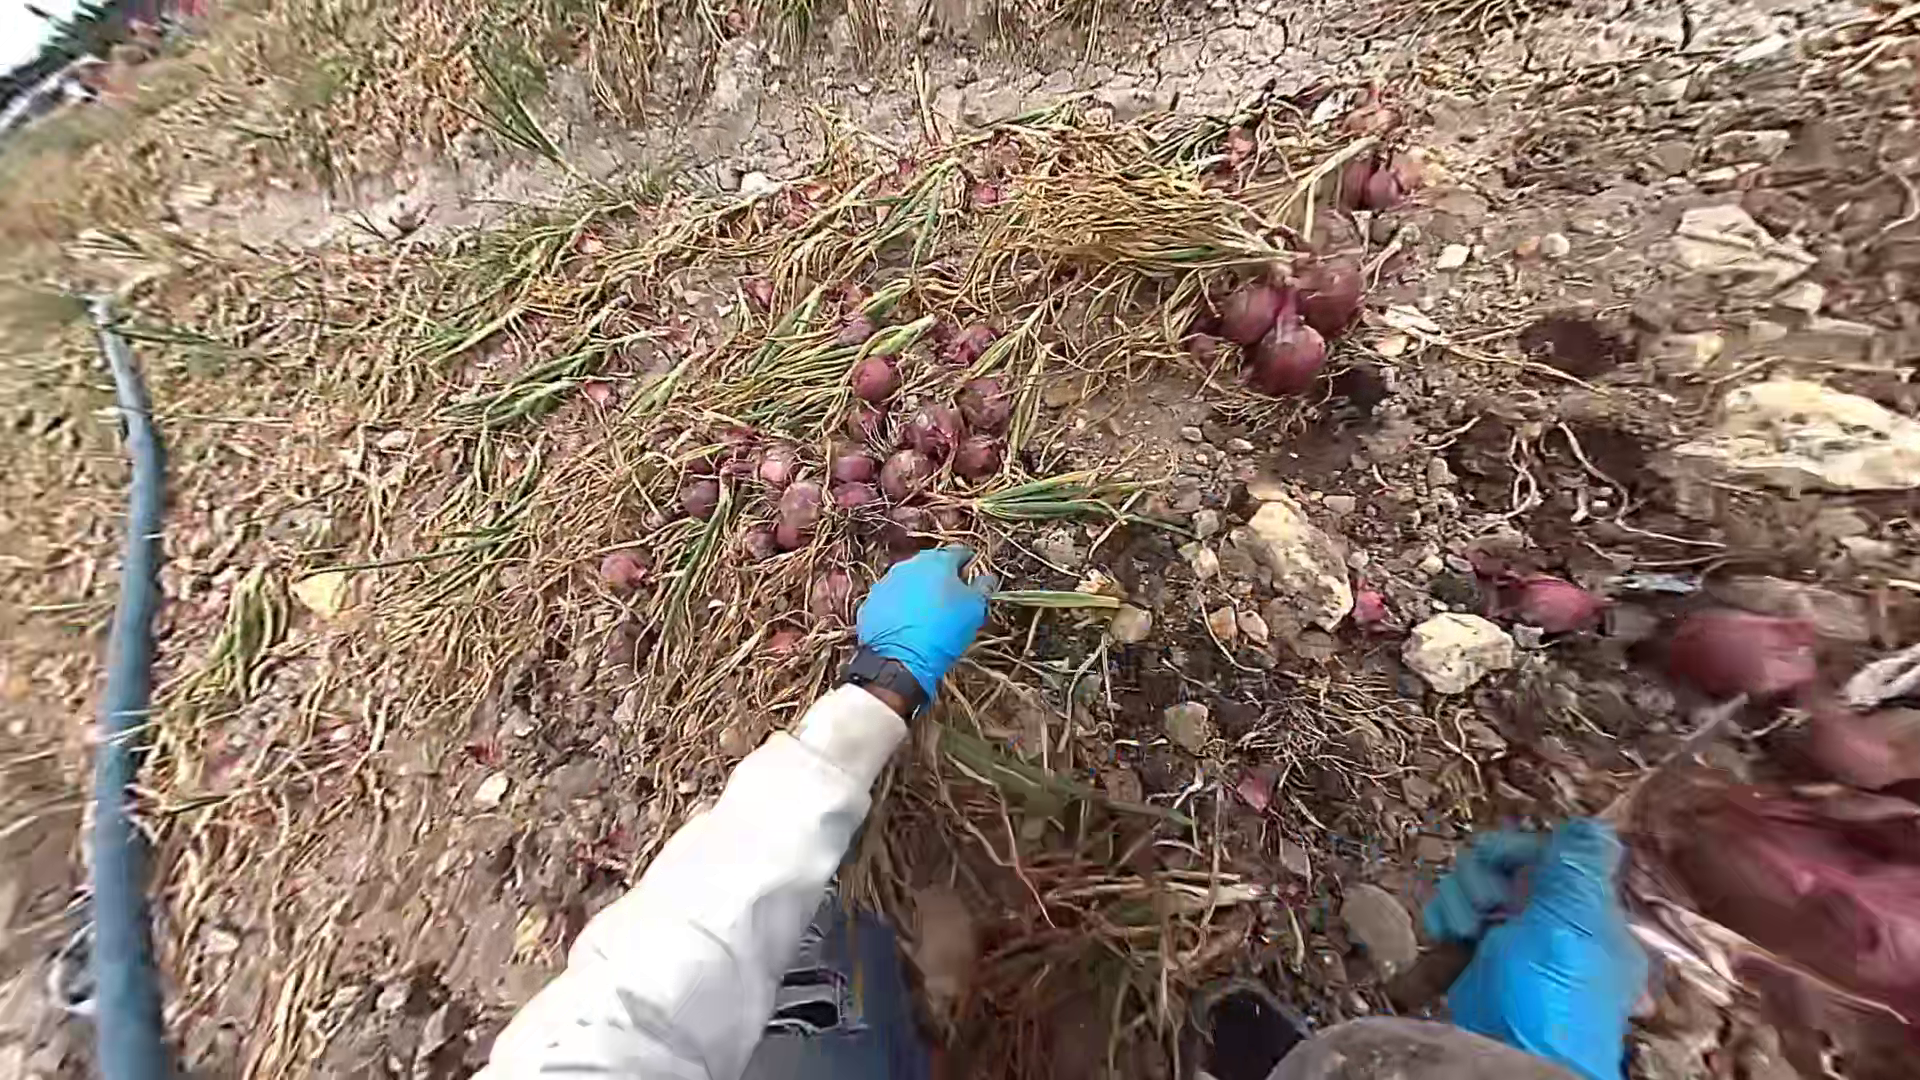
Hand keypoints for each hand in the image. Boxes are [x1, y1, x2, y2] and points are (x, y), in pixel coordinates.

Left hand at [857, 547, 995, 699]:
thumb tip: (987, 577)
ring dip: (921, 592)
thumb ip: (983, 588)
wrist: (900, 660)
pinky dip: (901, 606)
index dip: (970, 566)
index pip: (960, 553)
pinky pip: (892, 598)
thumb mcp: (974, 610)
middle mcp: (909, 565)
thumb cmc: (943, 631)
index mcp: (937, 561)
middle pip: (933, 565)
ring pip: (910, 581)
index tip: (973, 580)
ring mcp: (887, 582)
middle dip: (943, 579)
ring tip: (929, 616)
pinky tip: (909, 625)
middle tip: (953, 601)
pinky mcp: (872, 601)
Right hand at [1424, 819, 1646, 1079]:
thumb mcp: (1566, 930)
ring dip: (1457, 897)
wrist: (1505, 1049)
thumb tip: (1596, 825)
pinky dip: (1443, 915)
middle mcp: (1552, 917)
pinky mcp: (1480, 943)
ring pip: (1472, 881)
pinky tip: (1445, 935)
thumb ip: (1575, 876)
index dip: (1514, 848)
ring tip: (1461, 928)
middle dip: (1479, 876)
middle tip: (1482, 904)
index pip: (1546, 850)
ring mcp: (1513, 931)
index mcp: (1588, 913)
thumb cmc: (1545, 995)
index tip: (1497, 863)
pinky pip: (1453, 906)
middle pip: (1502, 861)